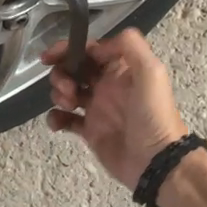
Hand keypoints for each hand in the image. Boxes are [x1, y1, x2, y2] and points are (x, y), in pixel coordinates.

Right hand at [42, 29, 189, 189]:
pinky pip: (64, 119)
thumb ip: (128, 45)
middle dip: (62, 73)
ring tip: (68, 105)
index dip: (68, 49)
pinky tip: (57, 122)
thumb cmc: (153, 114)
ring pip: (66, 91)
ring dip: (58, 93)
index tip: (51, 57)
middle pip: (73, 69)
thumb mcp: (150, 71)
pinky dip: (55, 118)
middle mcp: (107, 85)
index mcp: (120, 69)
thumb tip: (95, 48)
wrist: (155, 160)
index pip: (89, 50)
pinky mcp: (89, 131)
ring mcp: (96, 108)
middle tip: (68, 88)